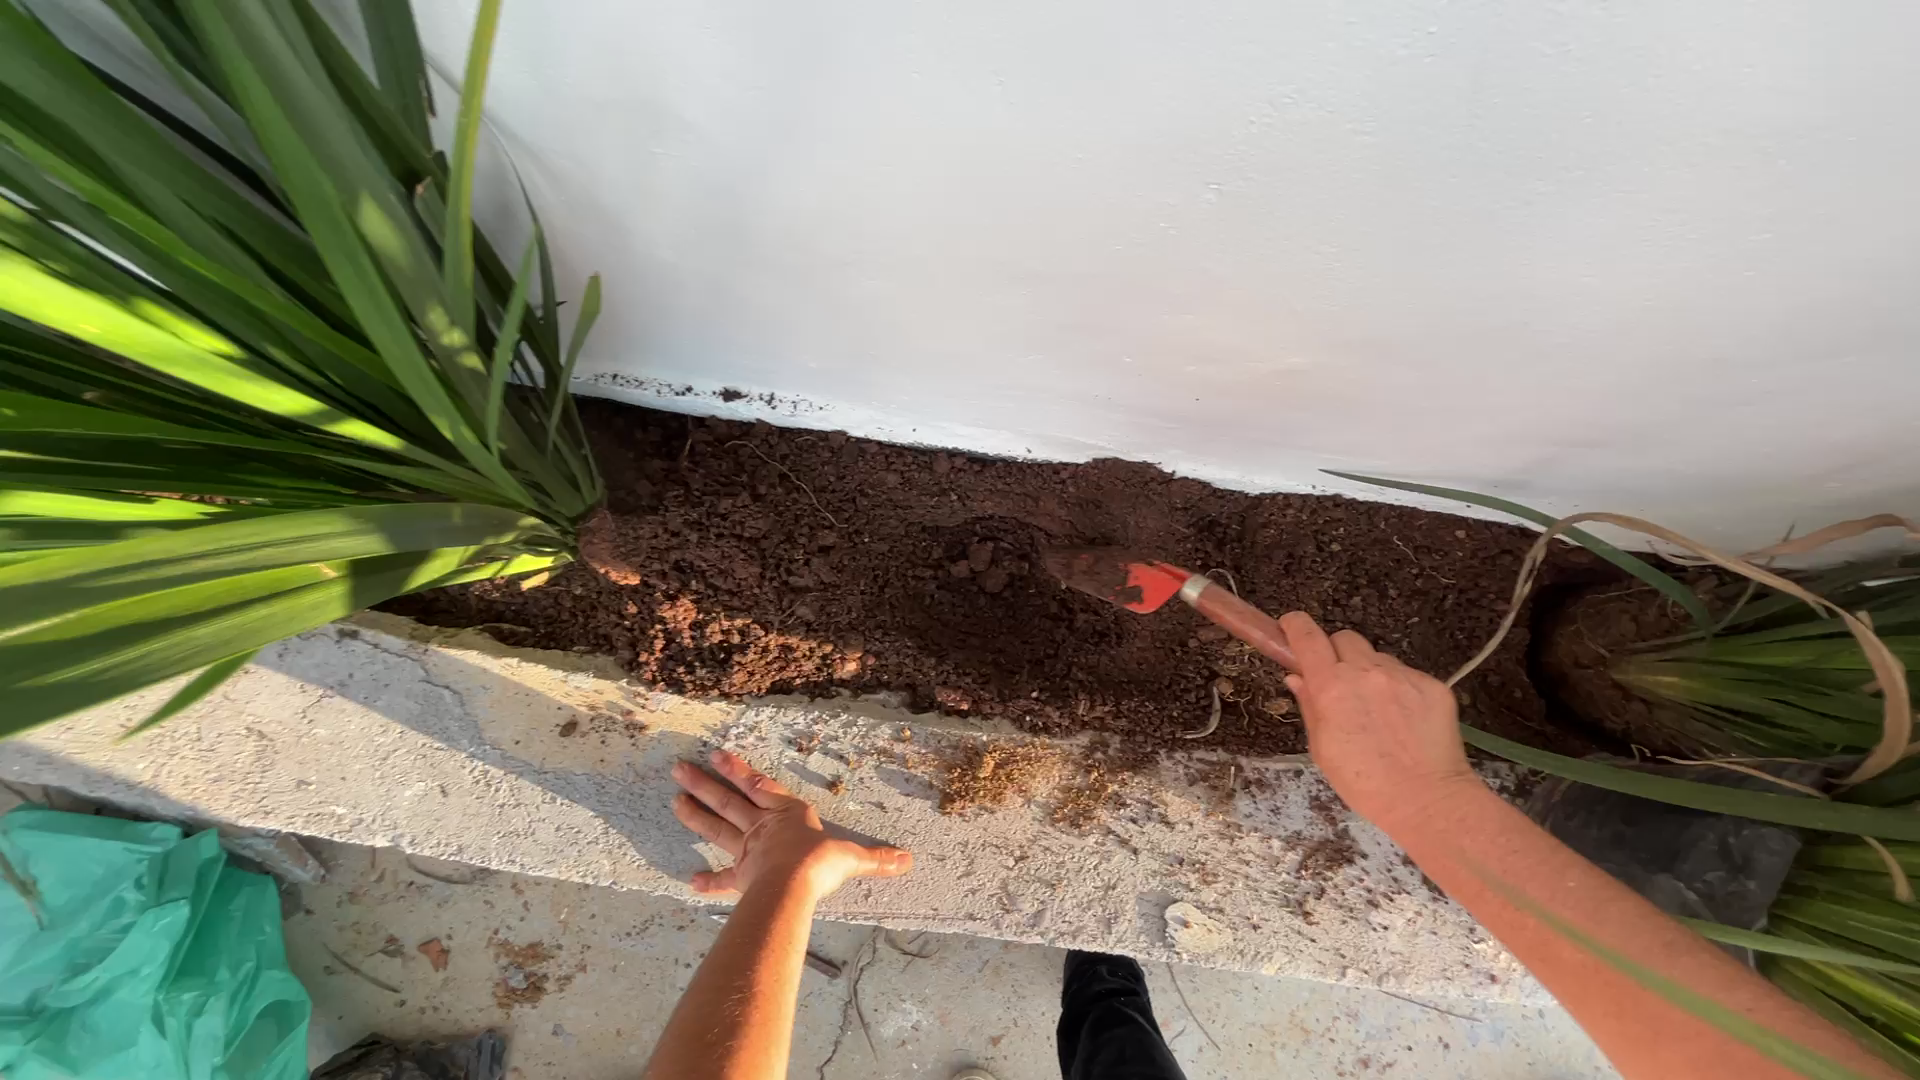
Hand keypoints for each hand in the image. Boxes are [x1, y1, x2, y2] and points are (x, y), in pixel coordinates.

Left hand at [671, 750, 912, 899]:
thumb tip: (908, 860)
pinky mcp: (740, 879)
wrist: (793, 888)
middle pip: (729, 801)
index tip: (718, 754)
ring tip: (674, 799)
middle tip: (679, 768)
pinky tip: (688, 880)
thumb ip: (876, 858)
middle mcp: (762, 827)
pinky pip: (721, 879)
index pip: (761, 786)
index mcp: (787, 814)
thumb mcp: (851, 857)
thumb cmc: (820, 864)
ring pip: (717, 827)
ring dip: (696, 813)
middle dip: (705, 784)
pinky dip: (706, 880)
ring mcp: (747, 851)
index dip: (739, 771)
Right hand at [1278, 611, 1481, 829]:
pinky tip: (1404, 720)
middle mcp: (1366, 672)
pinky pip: (1407, 675)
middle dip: (1335, 653)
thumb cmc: (1363, 782)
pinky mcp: (1433, 686)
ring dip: (1369, 672)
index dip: (1295, 625)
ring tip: (1378, 709)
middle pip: (1343, 638)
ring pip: (1377, 657)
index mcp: (1331, 686)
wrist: (1428, 801)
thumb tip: (1297, 677)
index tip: (1290, 627)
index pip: (1307, 635)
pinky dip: (1400, 689)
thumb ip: (1309, 705)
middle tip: (1339, 681)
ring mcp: (1403, 677)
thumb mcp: (1321, 748)